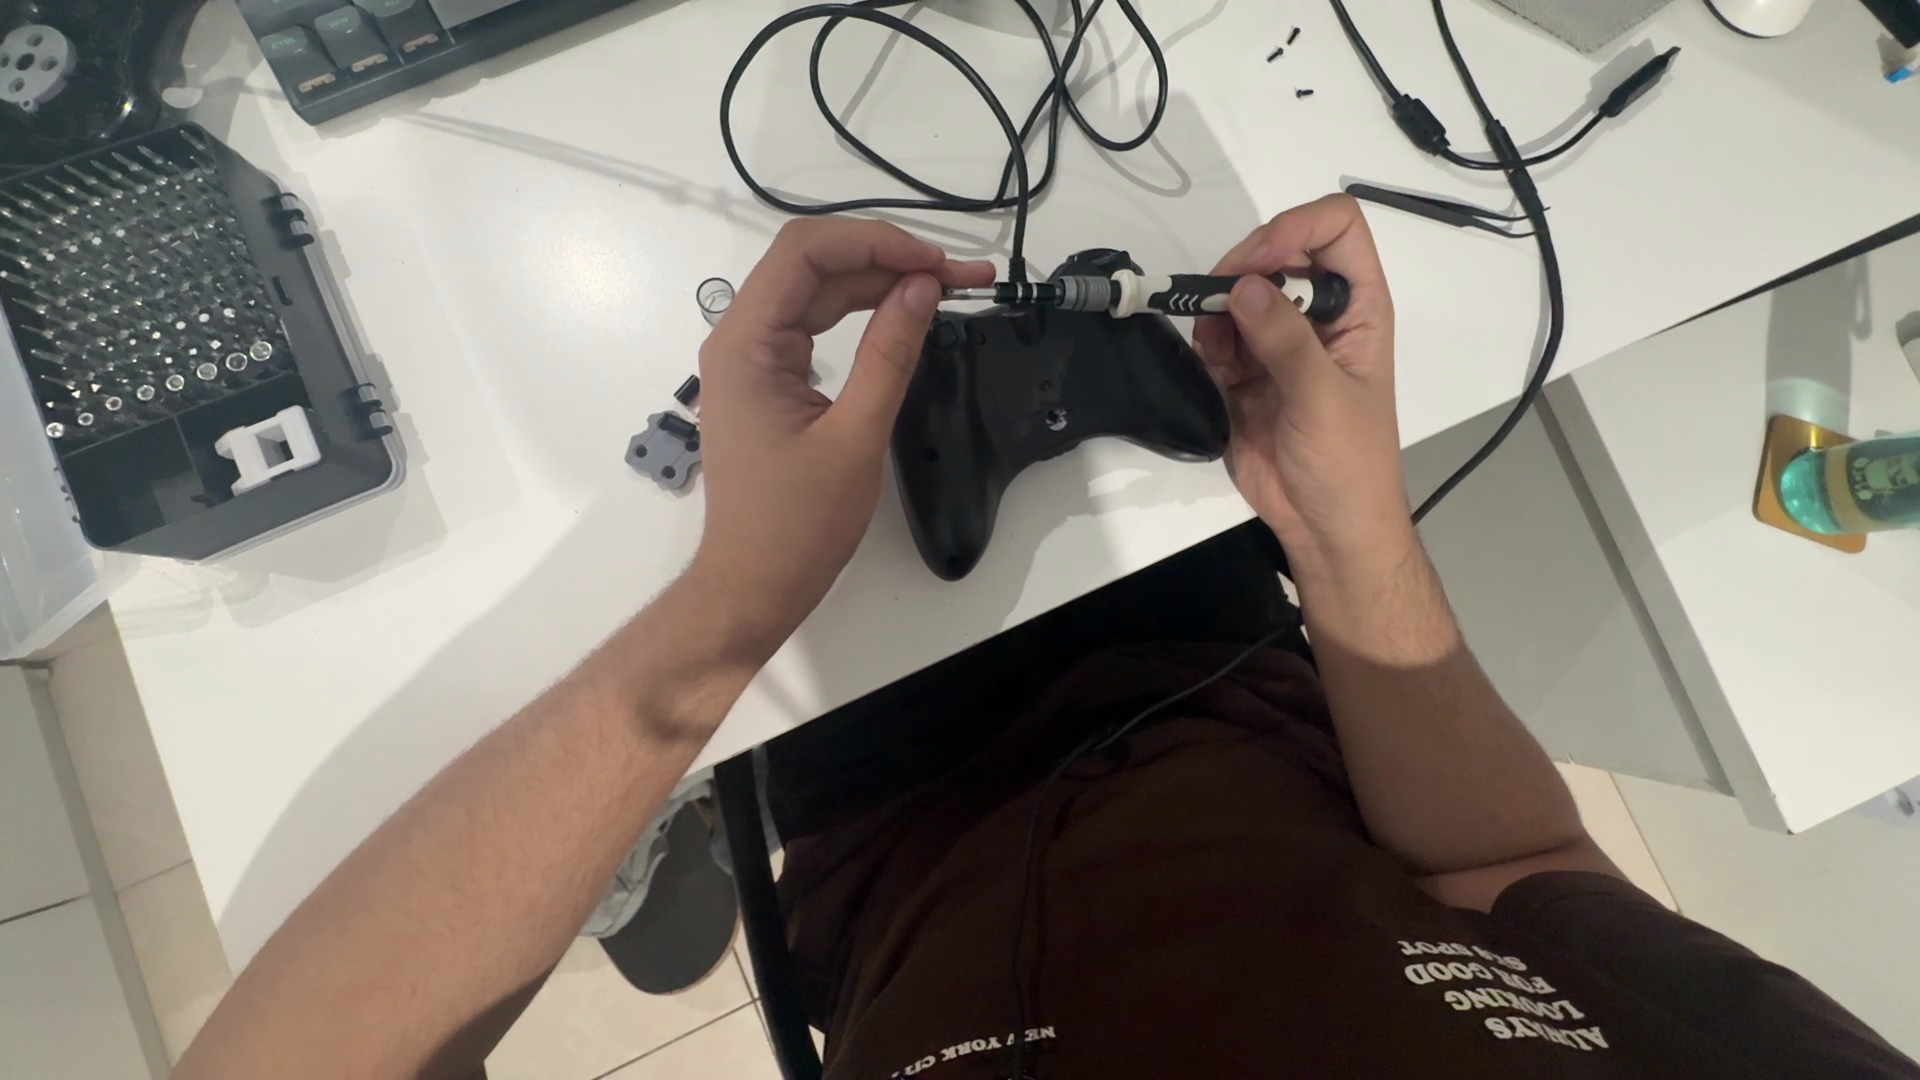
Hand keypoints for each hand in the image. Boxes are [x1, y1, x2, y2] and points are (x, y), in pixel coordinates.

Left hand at [687, 218, 993, 656]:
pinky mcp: (769, 382)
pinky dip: (861, 319)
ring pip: (818, 296)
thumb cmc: (799, 523)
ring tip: (946, 290)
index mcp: (746, 343)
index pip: (806, 252)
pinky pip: (815, 330)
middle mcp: (740, 339)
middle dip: (888, 261)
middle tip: (960, 276)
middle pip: (814, 267)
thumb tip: (923, 288)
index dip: (877, 242)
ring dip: (880, 287)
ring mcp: (752, 360)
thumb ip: (890, 354)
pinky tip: (903, 318)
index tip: (938, 263)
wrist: (756, 582)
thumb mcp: (855, 435)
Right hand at [1191, 195, 1409, 568]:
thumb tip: (1243, 288)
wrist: (1322, 522)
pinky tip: (1212, 366)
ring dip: (1217, 311)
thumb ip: (1285, 341)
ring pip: (1238, 297)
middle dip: (1242, 269)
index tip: (1257, 265)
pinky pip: (1217, 339)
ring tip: (1214, 348)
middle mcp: (1316, 317)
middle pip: (1277, 255)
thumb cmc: (1347, 461)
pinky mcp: (1243, 376)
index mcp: (1356, 308)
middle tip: (1215, 301)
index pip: (1336, 229)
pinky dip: (1206, 343)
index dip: (1296, 229)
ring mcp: (1277, 346)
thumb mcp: (1323, 397)